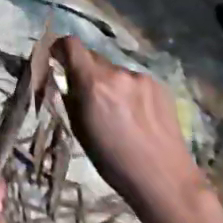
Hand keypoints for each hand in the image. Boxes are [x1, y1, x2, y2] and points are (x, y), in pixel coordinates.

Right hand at [53, 36, 201, 202]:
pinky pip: (134, 81)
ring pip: (115, 71)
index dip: (60, 48)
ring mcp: (141, 78)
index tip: (58, 60)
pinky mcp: (160, 85)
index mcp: (93, 83)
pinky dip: (129, 91)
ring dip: (109, 83)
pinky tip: (137, 115)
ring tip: (118, 112)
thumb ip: (70, 97)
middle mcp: (117, 73)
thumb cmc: (113, 161)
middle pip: (93, 58)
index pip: (71, 44)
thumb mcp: (79, 130)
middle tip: (89, 96)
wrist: (164, 178)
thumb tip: (62, 79)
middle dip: (86, 71)